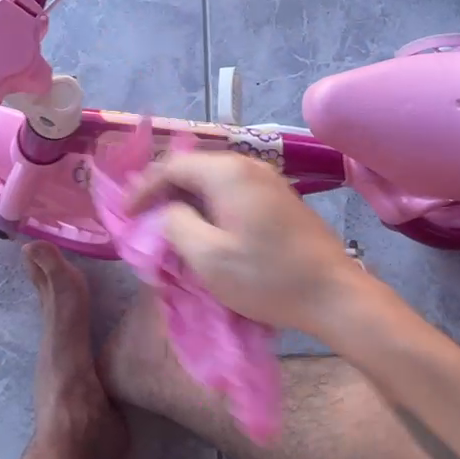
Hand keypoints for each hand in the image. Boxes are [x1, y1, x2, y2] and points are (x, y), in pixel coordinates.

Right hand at [127, 150, 365, 336]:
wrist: (334, 293)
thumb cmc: (267, 277)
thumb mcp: (208, 258)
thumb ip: (177, 225)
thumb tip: (170, 211)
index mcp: (227, 172)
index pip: (173, 166)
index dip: (144, 187)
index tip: (126, 214)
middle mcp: (248, 165)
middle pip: (194, 166)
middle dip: (165, 189)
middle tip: (142, 216)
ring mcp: (268, 179)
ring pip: (214, 178)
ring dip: (188, 196)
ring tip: (168, 222)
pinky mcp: (280, 197)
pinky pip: (233, 189)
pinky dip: (211, 202)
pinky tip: (205, 226)